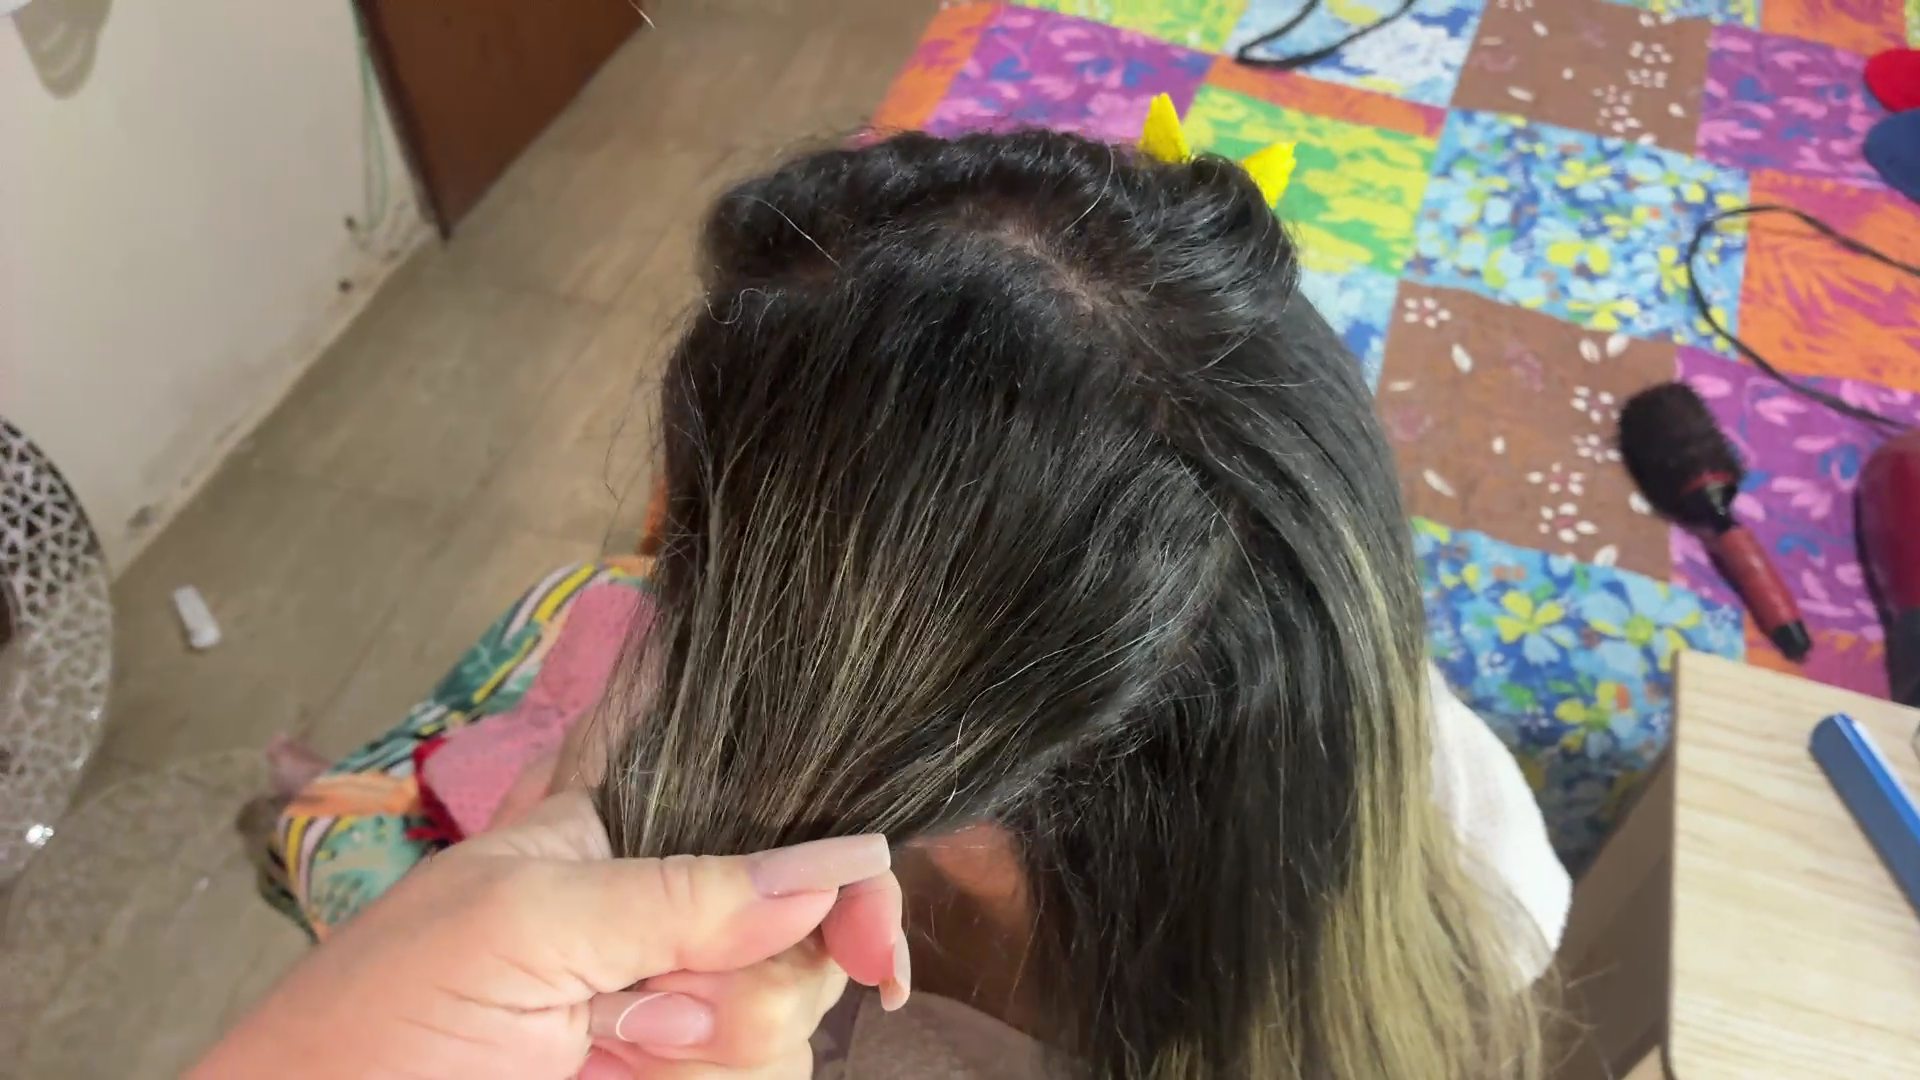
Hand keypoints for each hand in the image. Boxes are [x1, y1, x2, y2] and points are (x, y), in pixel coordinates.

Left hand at [193, 792, 907, 1078]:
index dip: (843, 871)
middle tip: (648, 1020)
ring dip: (711, 1057)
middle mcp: (688, 914)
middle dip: (751, 986)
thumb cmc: (382, 1027)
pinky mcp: (694, 1076)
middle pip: (810, 929)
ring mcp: (692, 1008)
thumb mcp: (524, 922)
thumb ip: (682, 892)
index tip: (869, 945)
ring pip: (793, 1021)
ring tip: (604, 1062)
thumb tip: (839, 869)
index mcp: (648, 834)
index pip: (783, 823)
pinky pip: (766, 1079)